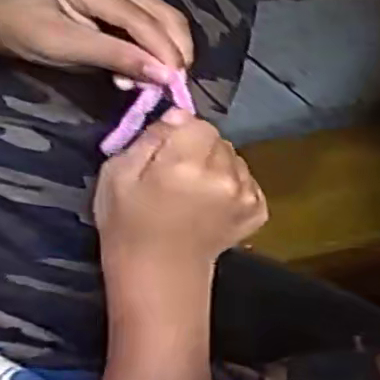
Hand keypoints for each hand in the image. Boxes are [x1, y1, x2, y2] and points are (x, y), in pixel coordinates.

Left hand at [0, 0, 192, 85]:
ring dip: (170, 49)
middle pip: (165, 15)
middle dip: (175, 52)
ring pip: (166, 17)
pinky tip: (145, 60)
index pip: (143, 20)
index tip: (175, 87)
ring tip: (156, 73)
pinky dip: (159, 43)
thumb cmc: (16, 31)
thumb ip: (116, 57)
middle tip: (170, 82)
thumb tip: (167, 77)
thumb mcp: (62, 47)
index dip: (166, 54)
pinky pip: (155, 18)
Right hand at [94, 110, 266, 280]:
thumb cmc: (129, 219)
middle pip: (222, 143)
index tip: (171, 145)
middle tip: (181, 170)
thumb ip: (152, 139)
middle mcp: (225, 178)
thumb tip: (178, 115)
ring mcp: (248, 196)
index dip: (185, 131)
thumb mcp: (119, 171)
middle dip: (202, 149)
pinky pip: (249, 183)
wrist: (162, 265)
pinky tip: (214, 202)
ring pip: (238, 162)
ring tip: (197, 188)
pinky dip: (235, 186)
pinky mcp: (260, 211)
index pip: (201, 125)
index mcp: (188, 165)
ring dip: (221, 167)